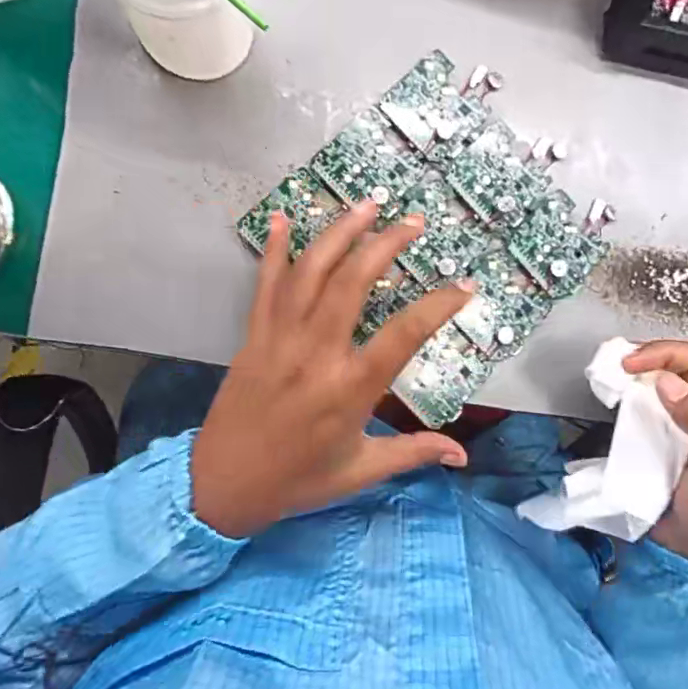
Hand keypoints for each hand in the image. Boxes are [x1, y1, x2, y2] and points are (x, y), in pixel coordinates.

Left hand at [192, 202, 474, 536]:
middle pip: (354, 283)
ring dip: (339, 233)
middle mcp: (316, 353)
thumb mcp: (359, 471)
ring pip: (310, 273)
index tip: (464, 285)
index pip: (405, 334)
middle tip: (412, 221)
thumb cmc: (297, 480)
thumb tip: (463, 456)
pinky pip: (265, 286)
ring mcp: (280, 339)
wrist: (223, 483)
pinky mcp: (253, 336)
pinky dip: (274, 250)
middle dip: (386, 244)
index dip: (439, 305)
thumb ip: (412, 454)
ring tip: (366, 205)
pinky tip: (283, 218)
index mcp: (350, 389)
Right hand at [622, 340, 687, 571]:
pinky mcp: (662, 439)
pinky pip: (645, 409)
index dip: (664, 354)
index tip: (628, 363)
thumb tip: (666, 381)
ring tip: (610, 378)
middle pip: (679, 368)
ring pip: (660, 386)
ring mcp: (686, 425)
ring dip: (635, 378)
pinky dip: (628, 399)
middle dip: (648, 359)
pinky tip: (614, 400)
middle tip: (615, 366)